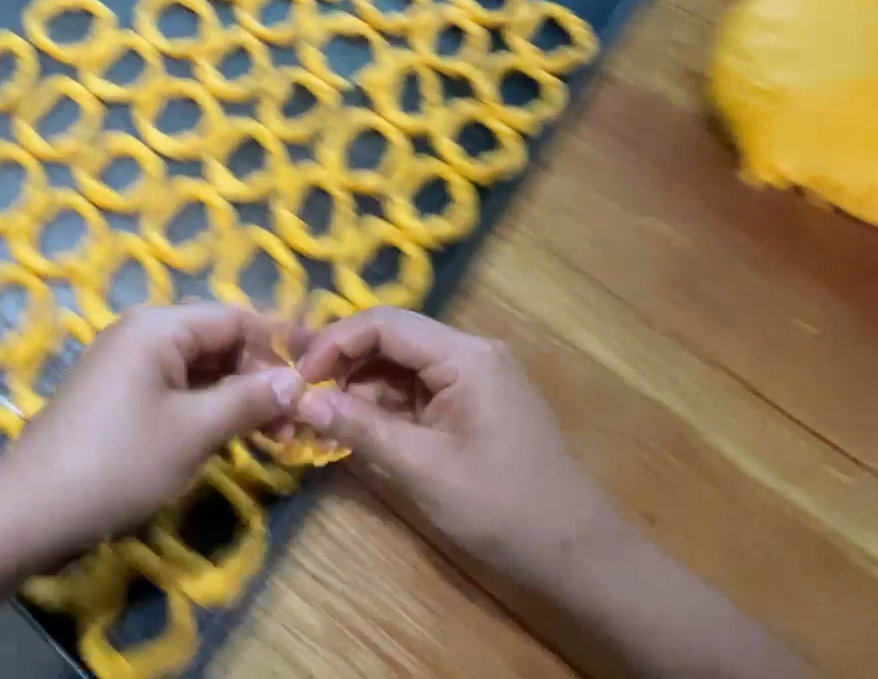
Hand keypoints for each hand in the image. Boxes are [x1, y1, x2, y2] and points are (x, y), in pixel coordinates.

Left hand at [0, 303, 304, 551]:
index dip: (282, 340)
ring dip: (238, 396)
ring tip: (279, 435)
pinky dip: (209, 409)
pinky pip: (177, 390)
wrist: (30, 509)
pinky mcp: (120, 396)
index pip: (235, 318)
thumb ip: (249, 399)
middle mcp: (143, 333)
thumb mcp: (194, 431)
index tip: (323, 365)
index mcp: (159, 326)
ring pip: (199, 369)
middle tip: (301, 420)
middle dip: (261, 376)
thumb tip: (297, 381)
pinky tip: (235, 436)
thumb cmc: (118, 461)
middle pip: (218, 342)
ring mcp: (128, 365)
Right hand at [292, 307, 608, 571]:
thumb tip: (299, 400)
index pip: (383, 323)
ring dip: (360, 383)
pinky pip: (417, 385)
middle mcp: (469, 351)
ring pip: (400, 361)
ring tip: (324, 413)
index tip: (300, 379)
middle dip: (343, 361)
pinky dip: (384, 402)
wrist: (578, 554)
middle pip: (391, 336)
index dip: (333, 343)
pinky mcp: (472, 399)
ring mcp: (474, 374)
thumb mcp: (421, 468)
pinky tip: (359, 424)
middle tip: (303, 393)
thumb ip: (359, 428)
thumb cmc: (501, 507)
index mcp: (464, 355)